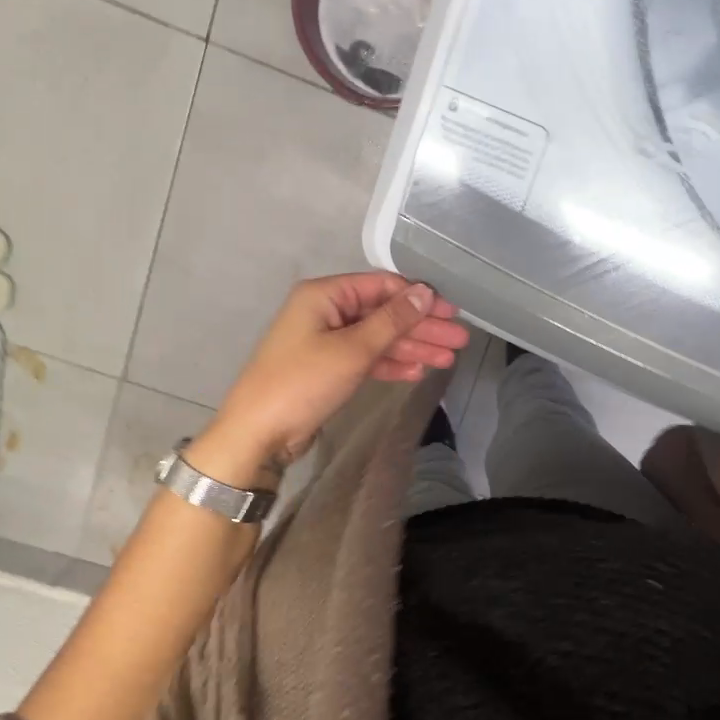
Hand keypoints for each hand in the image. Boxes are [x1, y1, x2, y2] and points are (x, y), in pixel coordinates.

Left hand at [206, 272, 469, 465]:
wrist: (259, 432)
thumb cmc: (303, 382)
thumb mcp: (352, 349)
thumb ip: (392, 320)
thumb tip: (425, 292)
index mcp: (325, 295)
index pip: (382, 286)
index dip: (419, 299)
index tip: (452, 313)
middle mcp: (325, 312)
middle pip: (383, 313)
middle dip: (421, 327)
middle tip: (460, 341)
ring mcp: (326, 342)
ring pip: (378, 339)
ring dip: (412, 348)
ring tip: (449, 359)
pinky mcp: (328, 369)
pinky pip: (367, 359)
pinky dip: (391, 364)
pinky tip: (418, 371)